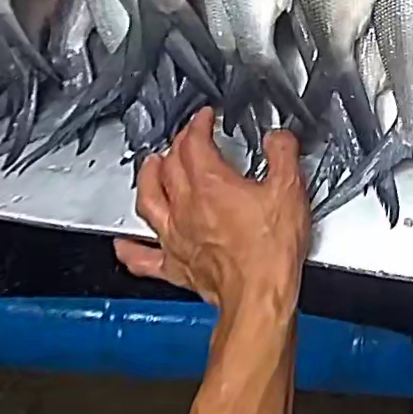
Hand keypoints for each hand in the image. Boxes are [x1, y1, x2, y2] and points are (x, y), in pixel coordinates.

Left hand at [114, 109, 310, 321]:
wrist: (260, 296)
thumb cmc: (271, 249)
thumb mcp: (290, 188)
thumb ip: (283, 154)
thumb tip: (277, 137)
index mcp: (212, 185)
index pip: (194, 144)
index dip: (198, 125)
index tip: (204, 117)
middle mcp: (187, 208)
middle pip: (170, 167)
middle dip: (177, 145)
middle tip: (186, 137)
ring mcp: (177, 238)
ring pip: (148, 202)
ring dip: (147, 179)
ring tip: (150, 166)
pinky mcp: (176, 267)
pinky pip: (142, 258)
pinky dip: (130, 249)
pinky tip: (123, 244)